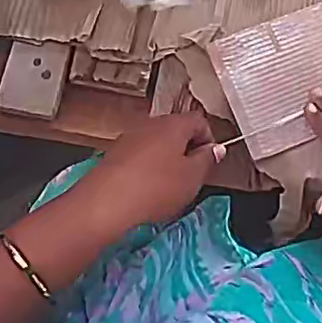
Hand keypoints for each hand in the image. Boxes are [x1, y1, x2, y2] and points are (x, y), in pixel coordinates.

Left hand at [63, 112, 217, 232]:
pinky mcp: (114, 153)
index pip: (199, 120)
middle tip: (191, 175)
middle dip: (187, 150)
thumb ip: (207, 160)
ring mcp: (129, 137)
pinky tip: (146, 189)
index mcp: (174, 124)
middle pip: (176, 129)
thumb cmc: (156, 187)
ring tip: (168, 186)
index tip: (209, 162)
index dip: (209, 140)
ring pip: (156, 142)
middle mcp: (150, 124)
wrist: (106, 202)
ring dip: (166, 159)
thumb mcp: (192, 177)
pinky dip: (147, 167)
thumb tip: (215, 148)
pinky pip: (139, 155)